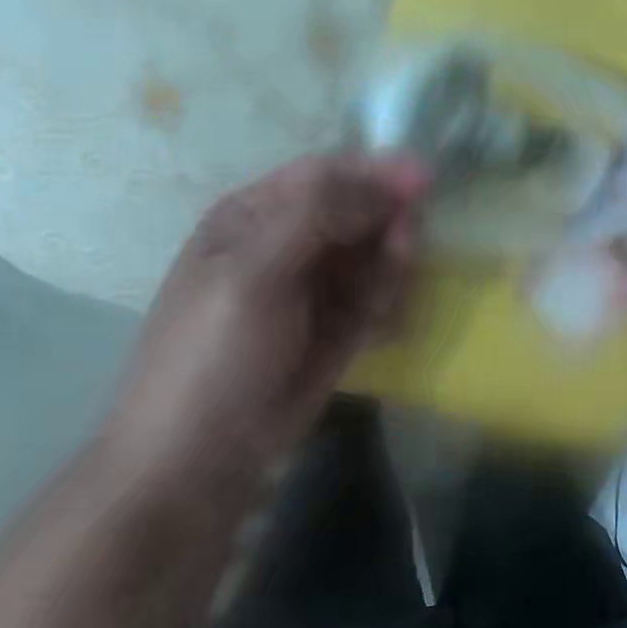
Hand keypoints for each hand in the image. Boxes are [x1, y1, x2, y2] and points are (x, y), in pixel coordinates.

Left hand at [99, 154, 425, 492]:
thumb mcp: (254, 273)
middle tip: (407, 246)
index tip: (426, 180)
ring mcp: (315, 293)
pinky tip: (386, 324)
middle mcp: (288, 247)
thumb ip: (318, 217)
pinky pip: (375, 302)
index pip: (323, 175)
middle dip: (386, 222)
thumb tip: (390, 180)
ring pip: (372, 259)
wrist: (200, 455)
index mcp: (253, 217)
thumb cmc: (214, 354)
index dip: (374, 172)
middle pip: (355, 213)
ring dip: (390, 268)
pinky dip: (388, 305)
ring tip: (385, 297)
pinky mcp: (338, 335)